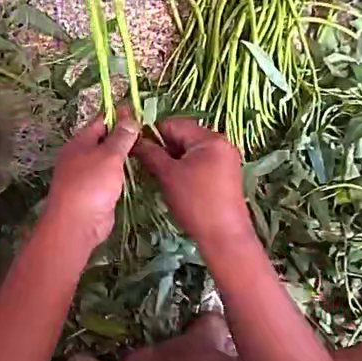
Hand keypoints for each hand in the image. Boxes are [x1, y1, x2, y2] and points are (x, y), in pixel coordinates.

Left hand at [42, 115, 140, 251]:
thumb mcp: (109, 156)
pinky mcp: (95, 192)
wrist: (77, 223)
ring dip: (124, 154)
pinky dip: (122, 172)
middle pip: (104, 140)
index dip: (119, 115)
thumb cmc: (91, 184)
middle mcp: (81, 156)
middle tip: (148, 131)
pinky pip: (110, 176)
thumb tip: (130, 119)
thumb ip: (121, 138)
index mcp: (79, 142)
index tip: (139, 112)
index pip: (100, 121)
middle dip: (123, 135)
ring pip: (108, 159)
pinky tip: (137, 170)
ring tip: (147, 148)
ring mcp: (87, 175)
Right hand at [132, 118, 252, 249]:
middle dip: (164, 148)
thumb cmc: (195, 202)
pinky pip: (201, 163)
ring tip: (162, 177)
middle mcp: (222, 143)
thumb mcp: (168, 175)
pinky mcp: (227, 175)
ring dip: (174, 160)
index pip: (173, 124)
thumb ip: (150, 154)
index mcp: (210, 138)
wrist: (224, 236)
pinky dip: (186, 168)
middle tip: (148, 166)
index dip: (153, 134)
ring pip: (192, 151)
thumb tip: (135, 140)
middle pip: (184, 136)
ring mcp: (226, 159)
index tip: (138, 150)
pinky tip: (177, 184)